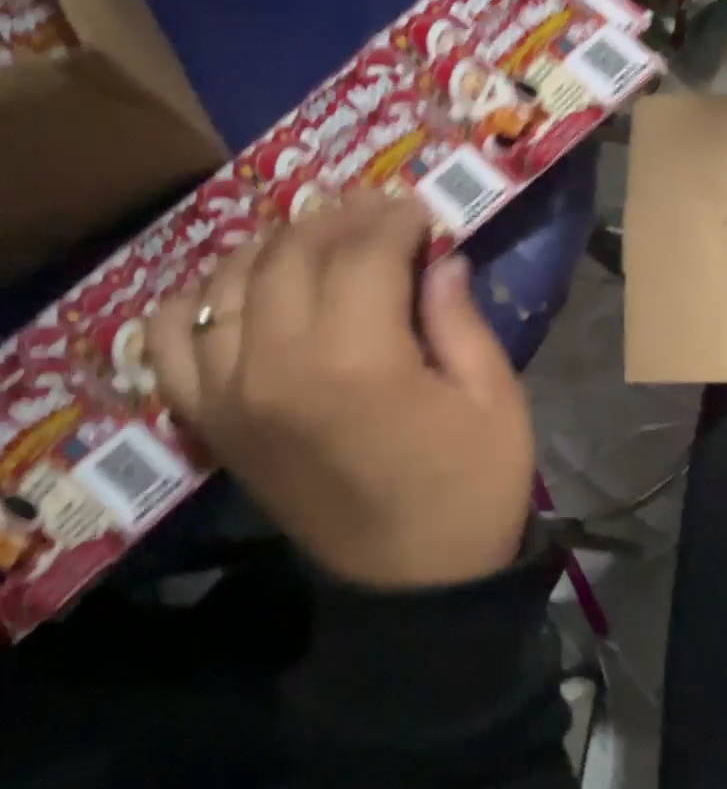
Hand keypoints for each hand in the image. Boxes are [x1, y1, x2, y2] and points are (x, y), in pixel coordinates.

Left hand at [149, 193, 534, 588]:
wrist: (417, 576)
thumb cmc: (476, 486)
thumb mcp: (497, 402)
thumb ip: (460, 323)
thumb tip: (440, 261)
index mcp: (360, 361)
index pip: (361, 255)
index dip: (394, 221)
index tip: (423, 212)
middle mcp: (275, 364)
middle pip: (289, 256)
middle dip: (339, 221)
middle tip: (381, 215)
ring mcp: (227, 392)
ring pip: (225, 283)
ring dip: (273, 248)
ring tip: (320, 243)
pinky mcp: (208, 418)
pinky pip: (168, 339)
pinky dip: (195, 300)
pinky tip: (237, 293)